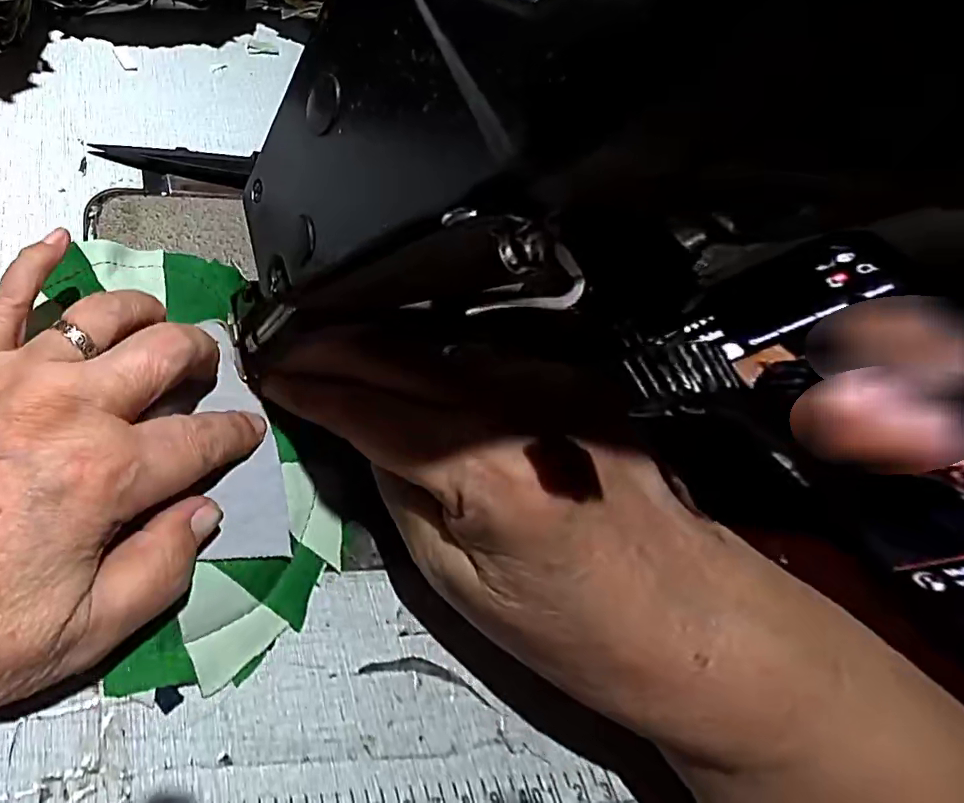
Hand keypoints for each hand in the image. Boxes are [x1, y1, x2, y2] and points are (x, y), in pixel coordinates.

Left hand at [0, 231, 264, 733]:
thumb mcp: (78, 635)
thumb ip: (159, 570)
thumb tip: (203, 510)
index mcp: (107, 473)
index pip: (200, 440)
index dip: (235, 435)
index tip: (249, 431)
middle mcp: (74, 406)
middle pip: (166, 353)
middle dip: (202, 354)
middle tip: (207, 368)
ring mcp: (19, 374)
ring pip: (104, 312)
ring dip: (144, 311)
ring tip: (155, 323)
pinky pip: (7, 295)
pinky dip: (34, 260)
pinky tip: (55, 238)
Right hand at [262, 328, 950, 773]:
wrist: (695, 622)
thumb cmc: (569, 627)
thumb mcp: (454, 581)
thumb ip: (398, 490)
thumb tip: (361, 433)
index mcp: (482, 469)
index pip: (368, 407)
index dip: (309, 385)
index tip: (268, 370)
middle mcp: (516, 406)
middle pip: (394, 354)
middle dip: (325, 343)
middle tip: (277, 339)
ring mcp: (548, 381)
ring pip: (428, 341)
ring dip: (366, 337)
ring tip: (316, 338)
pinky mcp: (568, 376)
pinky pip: (470, 350)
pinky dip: (415, 348)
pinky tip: (385, 348)